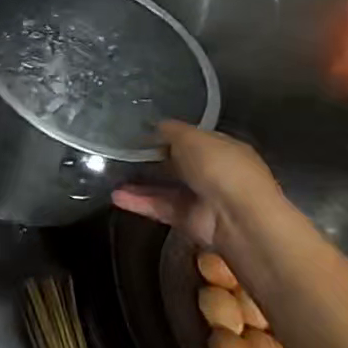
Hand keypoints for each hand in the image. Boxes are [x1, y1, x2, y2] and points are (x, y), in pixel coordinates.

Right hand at [109, 121, 281, 245]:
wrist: (238, 218)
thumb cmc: (220, 167)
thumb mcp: (191, 137)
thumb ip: (170, 130)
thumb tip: (154, 126)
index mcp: (223, 149)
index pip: (192, 139)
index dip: (168, 134)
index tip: (140, 131)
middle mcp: (214, 173)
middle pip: (176, 164)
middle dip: (150, 159)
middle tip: (119, 152)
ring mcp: (201, 198)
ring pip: (165, 188)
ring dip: (139, 183)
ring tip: (109, 175)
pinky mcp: (188, 220)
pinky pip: (160, 208)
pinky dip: (139, 202)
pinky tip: (116, 196)